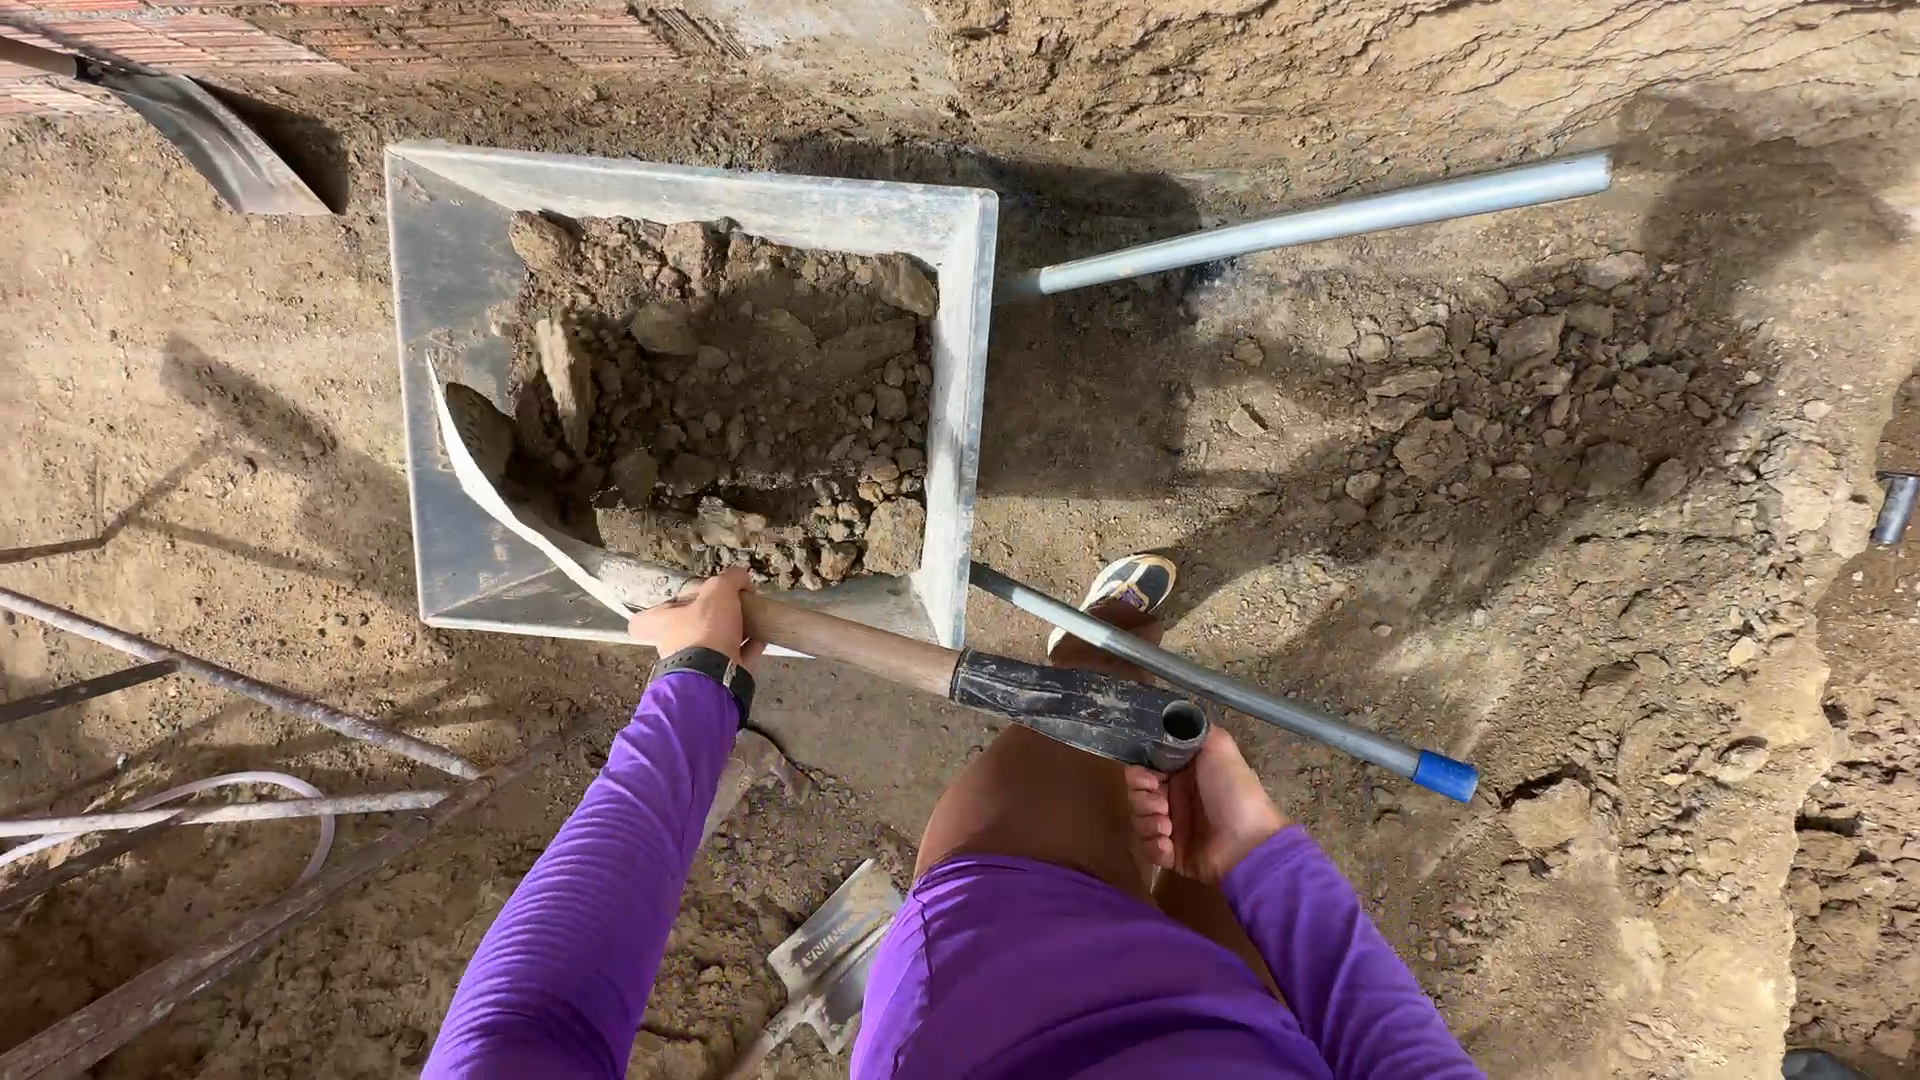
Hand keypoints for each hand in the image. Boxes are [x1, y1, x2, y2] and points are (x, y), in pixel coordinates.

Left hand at [627, 566, 765, 671]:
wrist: (717, 674)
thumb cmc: (706, 629)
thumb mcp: (718, 591)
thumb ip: (729, 579)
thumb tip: (741, 577)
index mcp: (660, 624)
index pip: (643, 620)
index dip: (659, 609)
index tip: (678, 601)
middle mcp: (672, 645)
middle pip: (684, 629)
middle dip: (706, 619)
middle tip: (725, 608)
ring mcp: (694, 663)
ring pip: (710, 644)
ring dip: (729, 633)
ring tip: (749, 620)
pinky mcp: (716, 675)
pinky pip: (733, 656)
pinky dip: (747, 647)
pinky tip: (761, 636)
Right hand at [1125, 727, 1288, 885]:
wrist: (1248, 843)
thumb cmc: (1233, 793)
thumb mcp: (1219, 747)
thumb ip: (1195, 729)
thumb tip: (1171, 720)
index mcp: (1181, 774)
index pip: (1144, 769)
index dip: (1140, 773)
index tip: (1149, 779)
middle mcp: (1173, 797)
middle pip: (1136, 794)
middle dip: (1142, 799)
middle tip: (1162, 806)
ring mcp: (1172, 827)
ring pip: (1139, 820)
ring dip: (1147, 823)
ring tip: (1168, 829)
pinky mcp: (1172, 853)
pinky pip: (1147, 848)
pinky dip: (1154, 847)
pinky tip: (1169, 846)